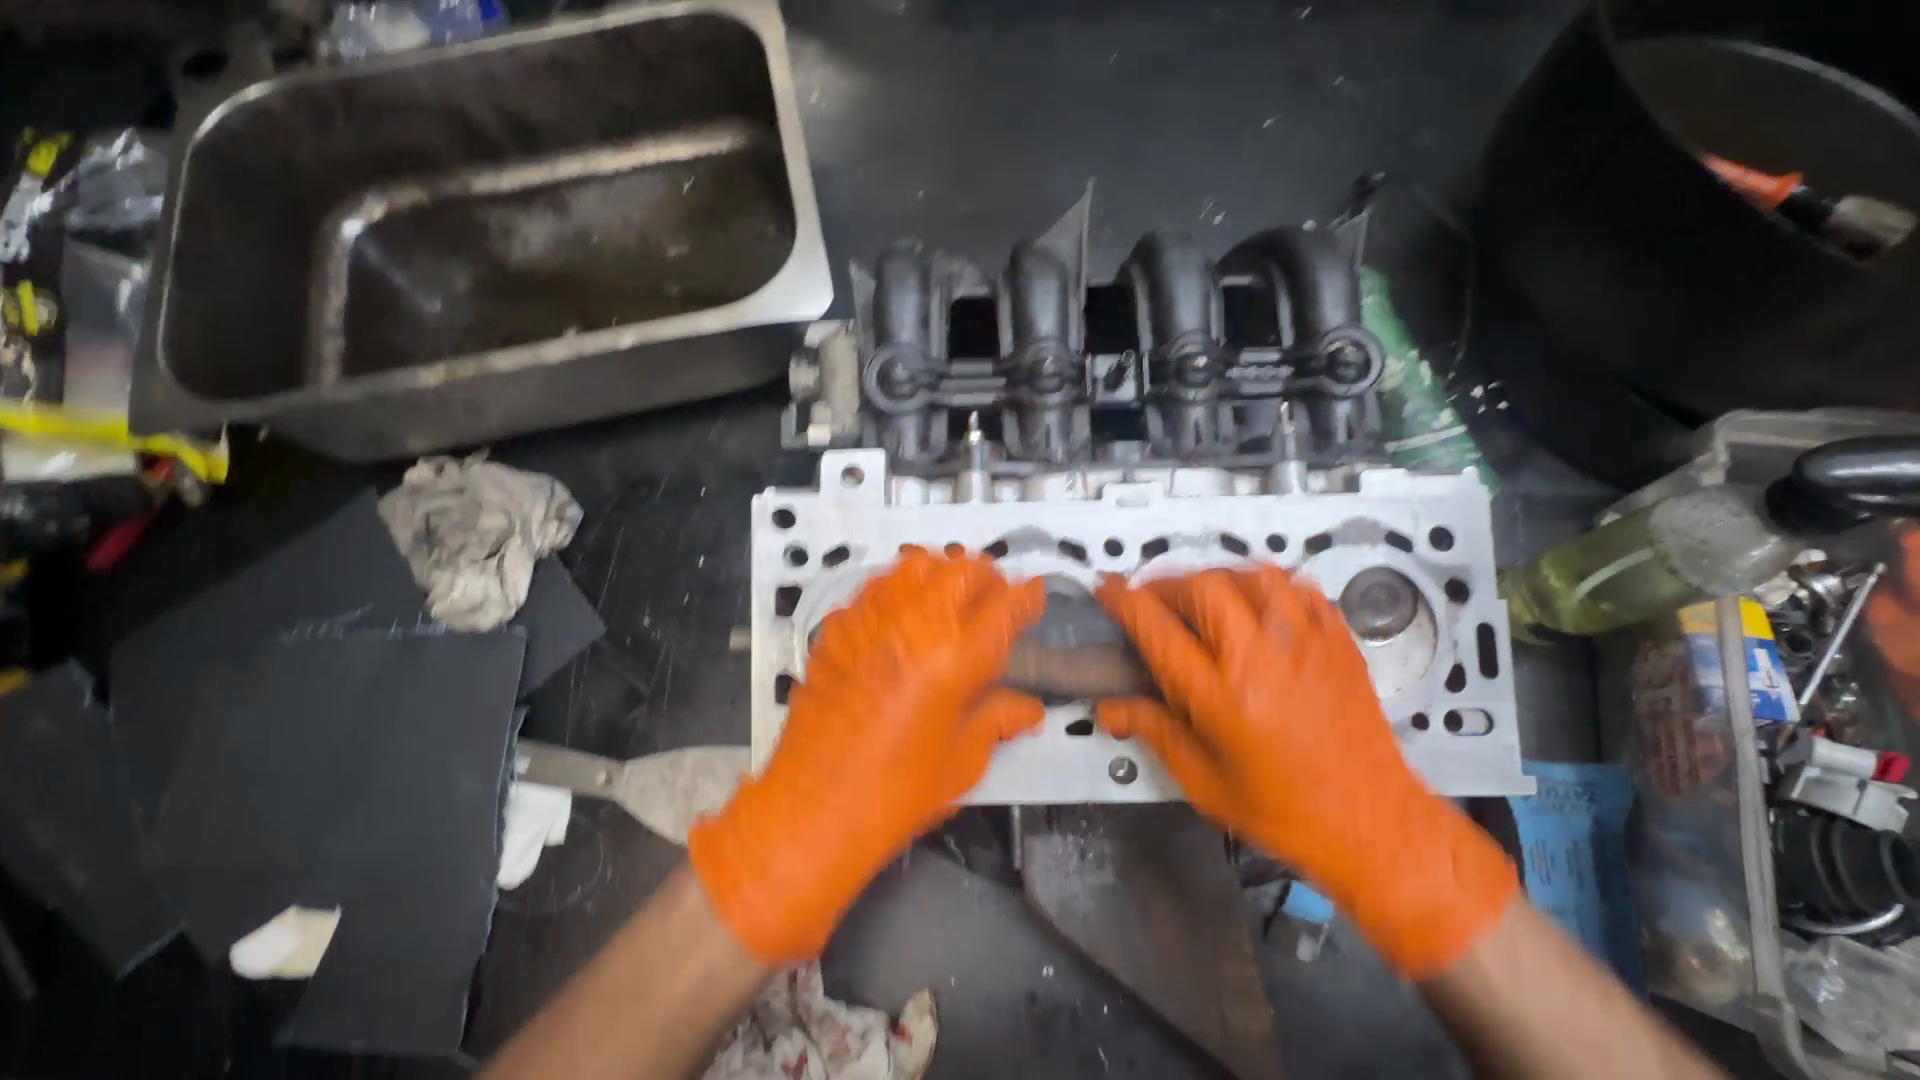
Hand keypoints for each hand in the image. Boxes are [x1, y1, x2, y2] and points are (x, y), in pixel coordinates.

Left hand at [689, 550, 1045, 964]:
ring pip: (914, 564)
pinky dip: (899, 589)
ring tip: (952, 596)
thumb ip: (998, 720)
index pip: (1004, 605)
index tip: (1033, 596)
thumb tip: (1024, 708)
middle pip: (959, 569)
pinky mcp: (836, 629)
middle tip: (995, 598)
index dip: (1026, 597)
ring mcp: (868, 621)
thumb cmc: (892, 793)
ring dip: (941, 572)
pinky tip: (904, 615)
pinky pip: (874, 588)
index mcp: (955, 658)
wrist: (814, 808)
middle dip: (986, 576)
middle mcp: (912, 625)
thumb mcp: (963, 761)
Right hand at [1096, 566, 1515, 977]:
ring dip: (1217, 577)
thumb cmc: (1287, 811)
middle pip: (1202, 587)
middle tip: (1152, 600)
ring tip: (1202, 596)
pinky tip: (1257, 602)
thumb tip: (1111, 710)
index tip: (1109, 590)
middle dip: (1166, 584)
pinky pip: (1299, 588)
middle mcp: (1262, 659)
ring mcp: (1305, 644)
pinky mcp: (1337, 642)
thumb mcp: (1205, 782)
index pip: (1158, 628)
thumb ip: (1155, 733)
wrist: (1370, 821)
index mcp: (1222, 696)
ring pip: (1252, 576)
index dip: (1125, 601)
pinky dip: (1269, 585)